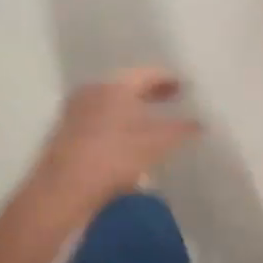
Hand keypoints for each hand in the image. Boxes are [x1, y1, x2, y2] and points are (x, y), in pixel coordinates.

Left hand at [28, 67, 200, 211]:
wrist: (63, 189)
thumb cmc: (113, 158)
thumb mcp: (154, 145)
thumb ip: (179, 131)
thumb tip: (199, 123)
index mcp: (114, 86)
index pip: (147, 74)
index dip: (168, 79)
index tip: (185, 86)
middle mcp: (93, 91)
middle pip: (128, 86)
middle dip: (151, 93)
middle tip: (173, 99)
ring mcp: (76, 111)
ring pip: (112, 103)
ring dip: (134, 109)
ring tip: (154, 122)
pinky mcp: (67, 132)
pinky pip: (100, 119)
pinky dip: (118, 123)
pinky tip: (128, 140)